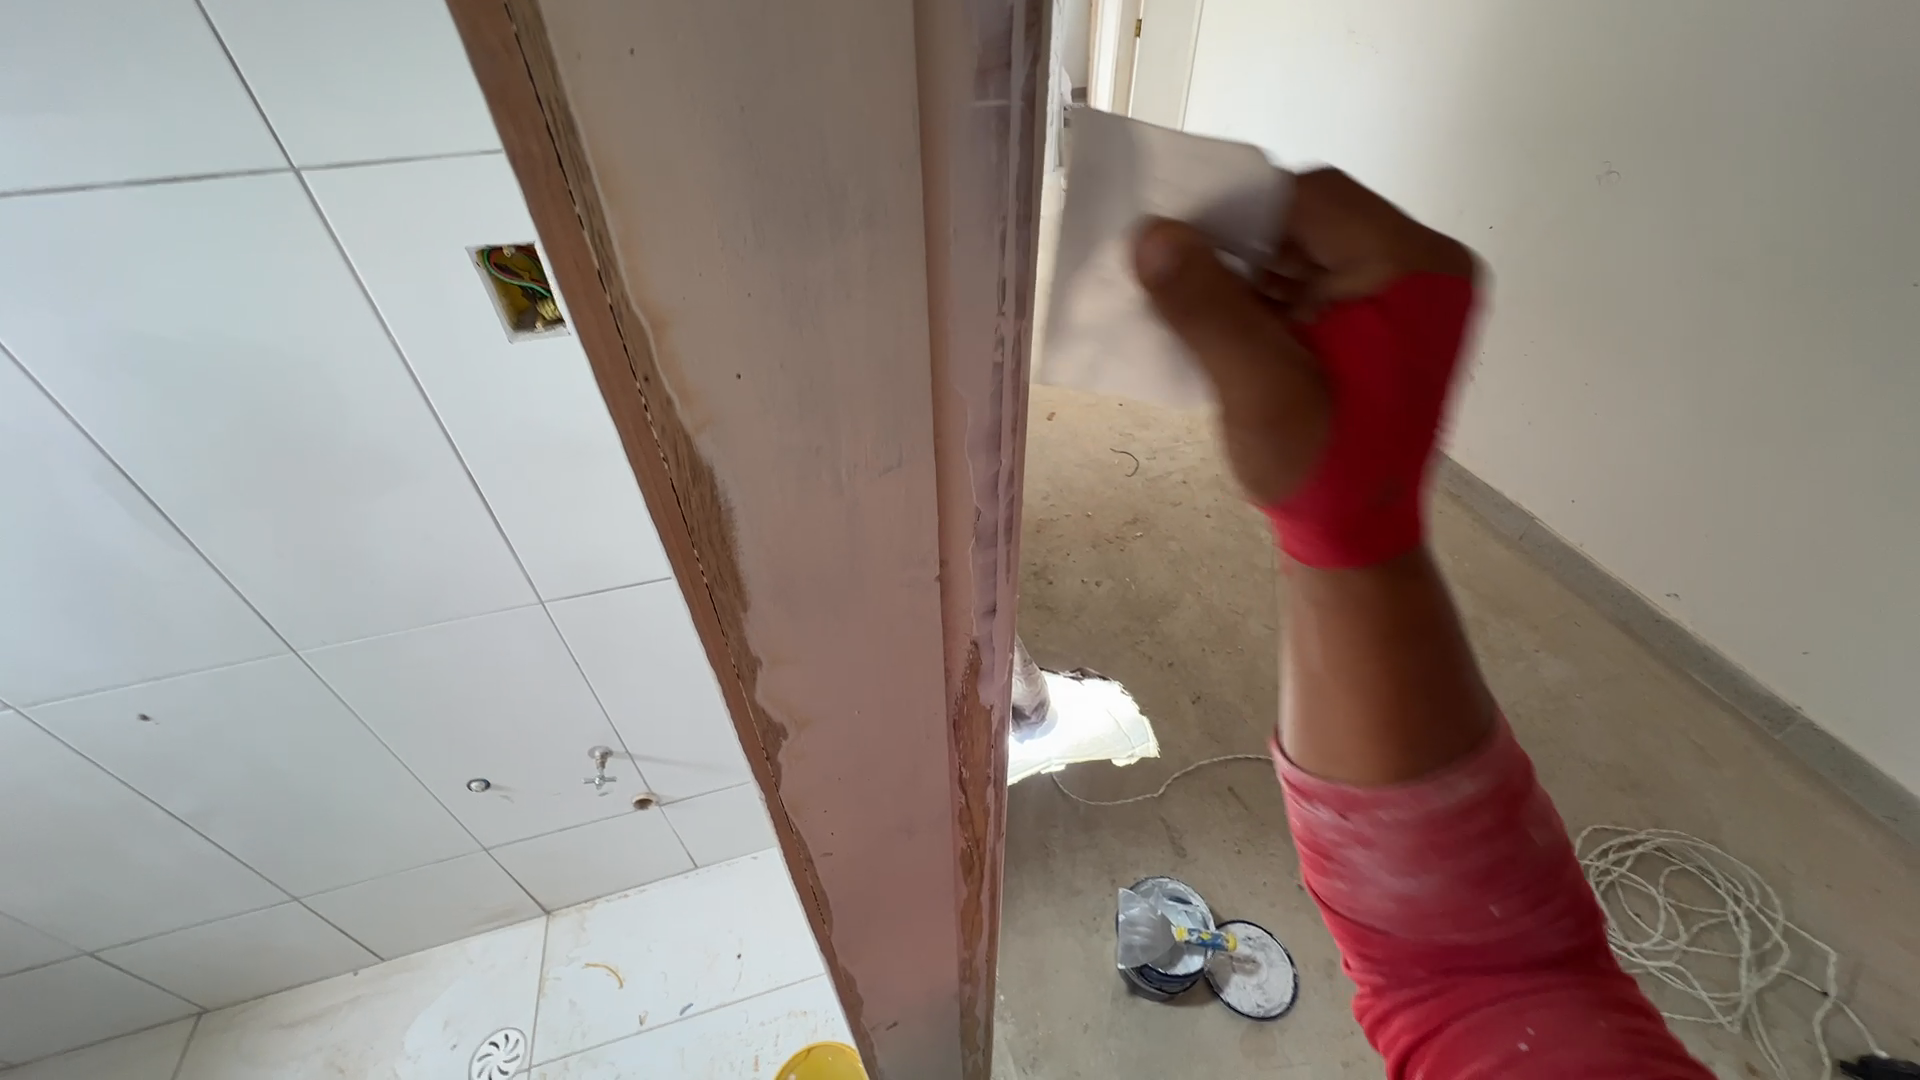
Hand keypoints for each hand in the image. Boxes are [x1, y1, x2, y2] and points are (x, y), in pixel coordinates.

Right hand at [1131, 168, 1475, 510]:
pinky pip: (1297, 290)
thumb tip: (1151, 236)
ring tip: (1174, 289)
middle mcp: (1411, 271)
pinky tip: (1205, 315)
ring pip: (1295, 255)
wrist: (1351, 535)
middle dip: (1230, 242)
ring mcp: (1389, 300)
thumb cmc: (1318, 468)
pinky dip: (1248, 299)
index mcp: (1410, 270)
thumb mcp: (1259, 388)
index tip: (1167, 230)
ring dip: (1234, 271)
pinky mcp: (1362, 327)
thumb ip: (1208, 309)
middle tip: (1162, 260)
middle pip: (1305, 224)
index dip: (1234, 206)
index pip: (1313, 201)